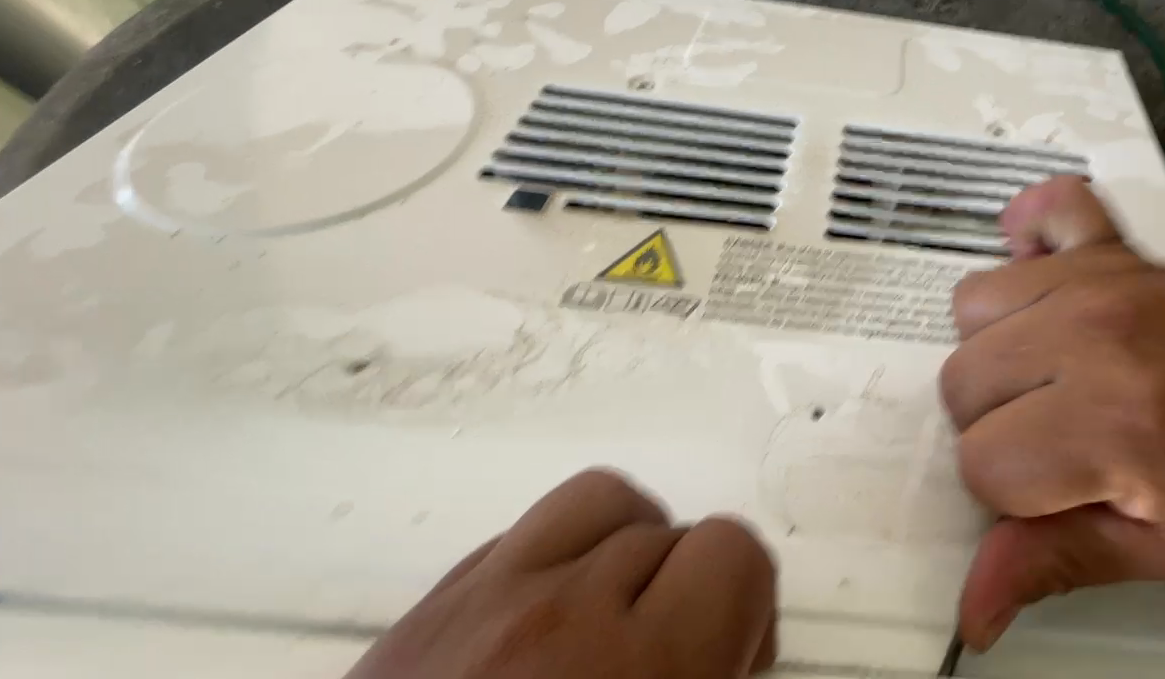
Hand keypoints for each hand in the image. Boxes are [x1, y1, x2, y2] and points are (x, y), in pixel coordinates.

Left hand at [346, 469, 776, 678]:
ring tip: (612, 616)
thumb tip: (727, 659)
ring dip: (624, 547)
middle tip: (671, 661)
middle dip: (688, 591)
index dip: (746, 601)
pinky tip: (541, 635)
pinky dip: (553, 565)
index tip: (732, 656)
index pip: (730, 550)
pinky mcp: (417, 615)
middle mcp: (557, 614)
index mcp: (632, 667)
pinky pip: (520, 536)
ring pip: (597, 502)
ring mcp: (477, 603)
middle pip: (670, 530)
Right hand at [940, 177, 1164, 648]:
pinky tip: (1048, 278)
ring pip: (974, 304)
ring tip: (1054, 376)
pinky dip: (1030, 234)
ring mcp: (1105, 278)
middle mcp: (1092, 336)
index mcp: (1111, 425)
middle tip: (1062, 444)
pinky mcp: (1122, 247)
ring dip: (998, 349)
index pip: (982, 463)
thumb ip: (1056, 564)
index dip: (1014, 498)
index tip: (1066, 496)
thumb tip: (970, 614)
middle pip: (962, 380)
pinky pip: (1047, 206)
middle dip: (996, 427)